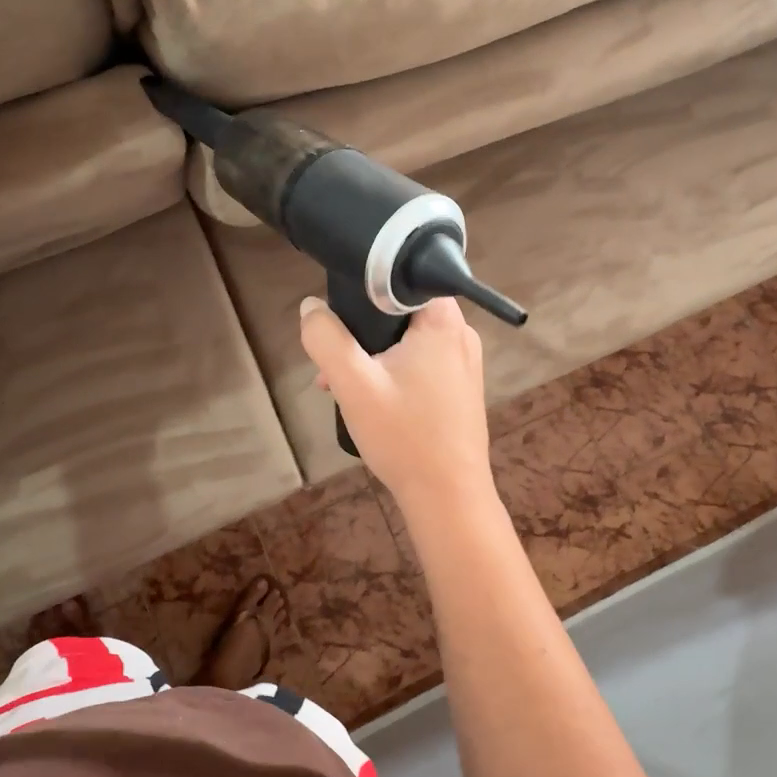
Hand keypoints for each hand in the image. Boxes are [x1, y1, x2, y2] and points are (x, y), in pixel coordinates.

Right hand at [299, 295, 493, 506]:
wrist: (448, 497)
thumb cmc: (404, 435)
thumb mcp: (353, 384)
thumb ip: (326, 339)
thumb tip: (311, 307)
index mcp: (443, 320)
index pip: (400, 279)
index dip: (364, 291)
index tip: (339, 318)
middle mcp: (461, 334)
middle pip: (400, 313)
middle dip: (362, 333)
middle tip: (333, 363)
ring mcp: (466, 362)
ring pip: (408, 341)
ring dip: (374, 357)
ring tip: (343, 386)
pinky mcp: (462, 387)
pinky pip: (422, 364)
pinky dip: (394, 372)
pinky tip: (372, 400)